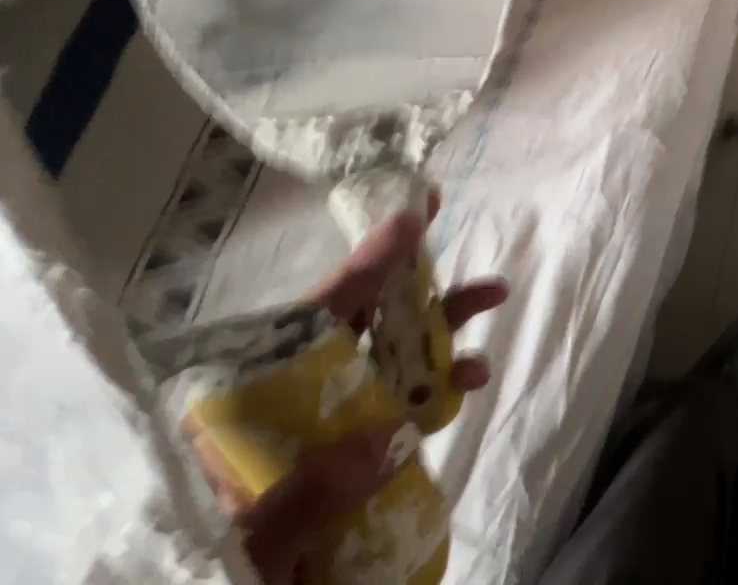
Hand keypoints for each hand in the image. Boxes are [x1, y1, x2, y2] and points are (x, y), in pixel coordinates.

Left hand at [190, 201, 507, 583]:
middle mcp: (293, 401)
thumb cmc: (211, 558)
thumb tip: (391, 438)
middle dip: (423, 293)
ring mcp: (329, 427)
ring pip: (392, 362)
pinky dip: (441, 388)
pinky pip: (406, 409)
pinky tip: (469, 381)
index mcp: (248, 404)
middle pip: (363, 329)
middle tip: (464, 259)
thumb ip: (308, 488)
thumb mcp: (245, 534)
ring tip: (493, 307)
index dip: (365, 270)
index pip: (308, 321)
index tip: (409, 220)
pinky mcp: (357, 458)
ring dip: (444, 333)